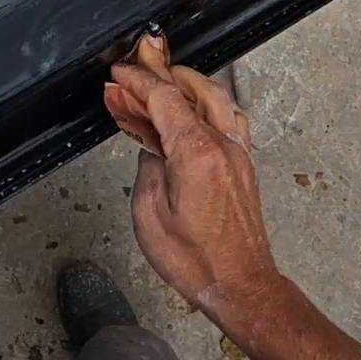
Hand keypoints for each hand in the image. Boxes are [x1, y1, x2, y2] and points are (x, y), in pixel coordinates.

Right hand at [104, 35, 278, 322]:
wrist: (241, 287)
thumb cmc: (196, 260)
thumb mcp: (149, 212)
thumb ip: (148, 164)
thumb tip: (150, 141)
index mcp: (195, 152)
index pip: (164, 97)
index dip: (137, 79)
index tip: (118, 73)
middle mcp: (221, 145)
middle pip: (190, 89)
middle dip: (157, 74)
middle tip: (131, 72)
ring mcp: (236, 153)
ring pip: (213, 97)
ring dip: (183, 84)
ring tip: (157, 83)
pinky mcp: (242, 165)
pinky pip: (225, 117)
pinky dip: (201, 104)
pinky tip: (187, 110)